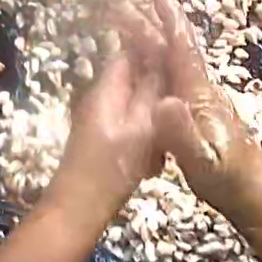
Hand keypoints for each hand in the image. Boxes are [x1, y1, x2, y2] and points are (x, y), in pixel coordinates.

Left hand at [43, 38, 165, 229]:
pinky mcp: (104, 144)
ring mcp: (101, 123)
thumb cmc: (110, 168)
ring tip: (166, 146)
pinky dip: (146, 142)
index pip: (129, 53)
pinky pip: (132, 132)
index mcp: (106, 90)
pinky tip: (153, 165)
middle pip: (135, 81)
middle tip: (183, 108)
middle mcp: (100, 101)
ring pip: (137, 109)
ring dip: (156, 122)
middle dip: (160, 92)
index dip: (155, 51)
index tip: (183, 62)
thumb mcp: (140, 127)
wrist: (78, 210)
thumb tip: (162, 60)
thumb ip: (152, 92)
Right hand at [139, 0, 261, 231]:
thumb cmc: (227, 179)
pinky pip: (173, 81)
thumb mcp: (201, 160)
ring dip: (160, 42)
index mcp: (198, 96)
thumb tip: (164, 100)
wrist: (253, 196)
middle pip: (178, 51)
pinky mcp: (198, 116)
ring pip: (176, 64)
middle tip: (140, 1)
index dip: (171, 22)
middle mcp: (200, 92)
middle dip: (160, 24)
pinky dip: (162, 65)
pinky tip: (155, 69)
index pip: (182, 52)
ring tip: (142, 25)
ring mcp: (201, 104)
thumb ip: (182, 133)